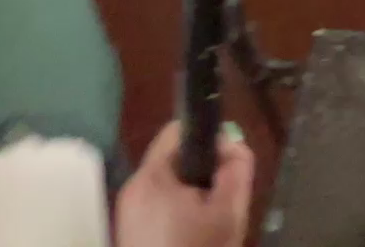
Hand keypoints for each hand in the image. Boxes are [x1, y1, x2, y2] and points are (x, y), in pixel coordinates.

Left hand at [115, 122, 254, 246]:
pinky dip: (178, 212)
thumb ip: (237, 167)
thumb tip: (234, 144)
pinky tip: (193, 237)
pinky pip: (159, 206)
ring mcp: (127, 213)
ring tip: (208, 222)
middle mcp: (133, 188)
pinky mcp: (128, 233)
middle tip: (222, 197)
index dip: (209, 137)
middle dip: (203, 171)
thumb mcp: (229, 212)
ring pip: (170, 184)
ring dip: (192, 194)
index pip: (179, 129)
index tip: (226, 162)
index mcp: (151, 176)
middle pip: (176, 158)